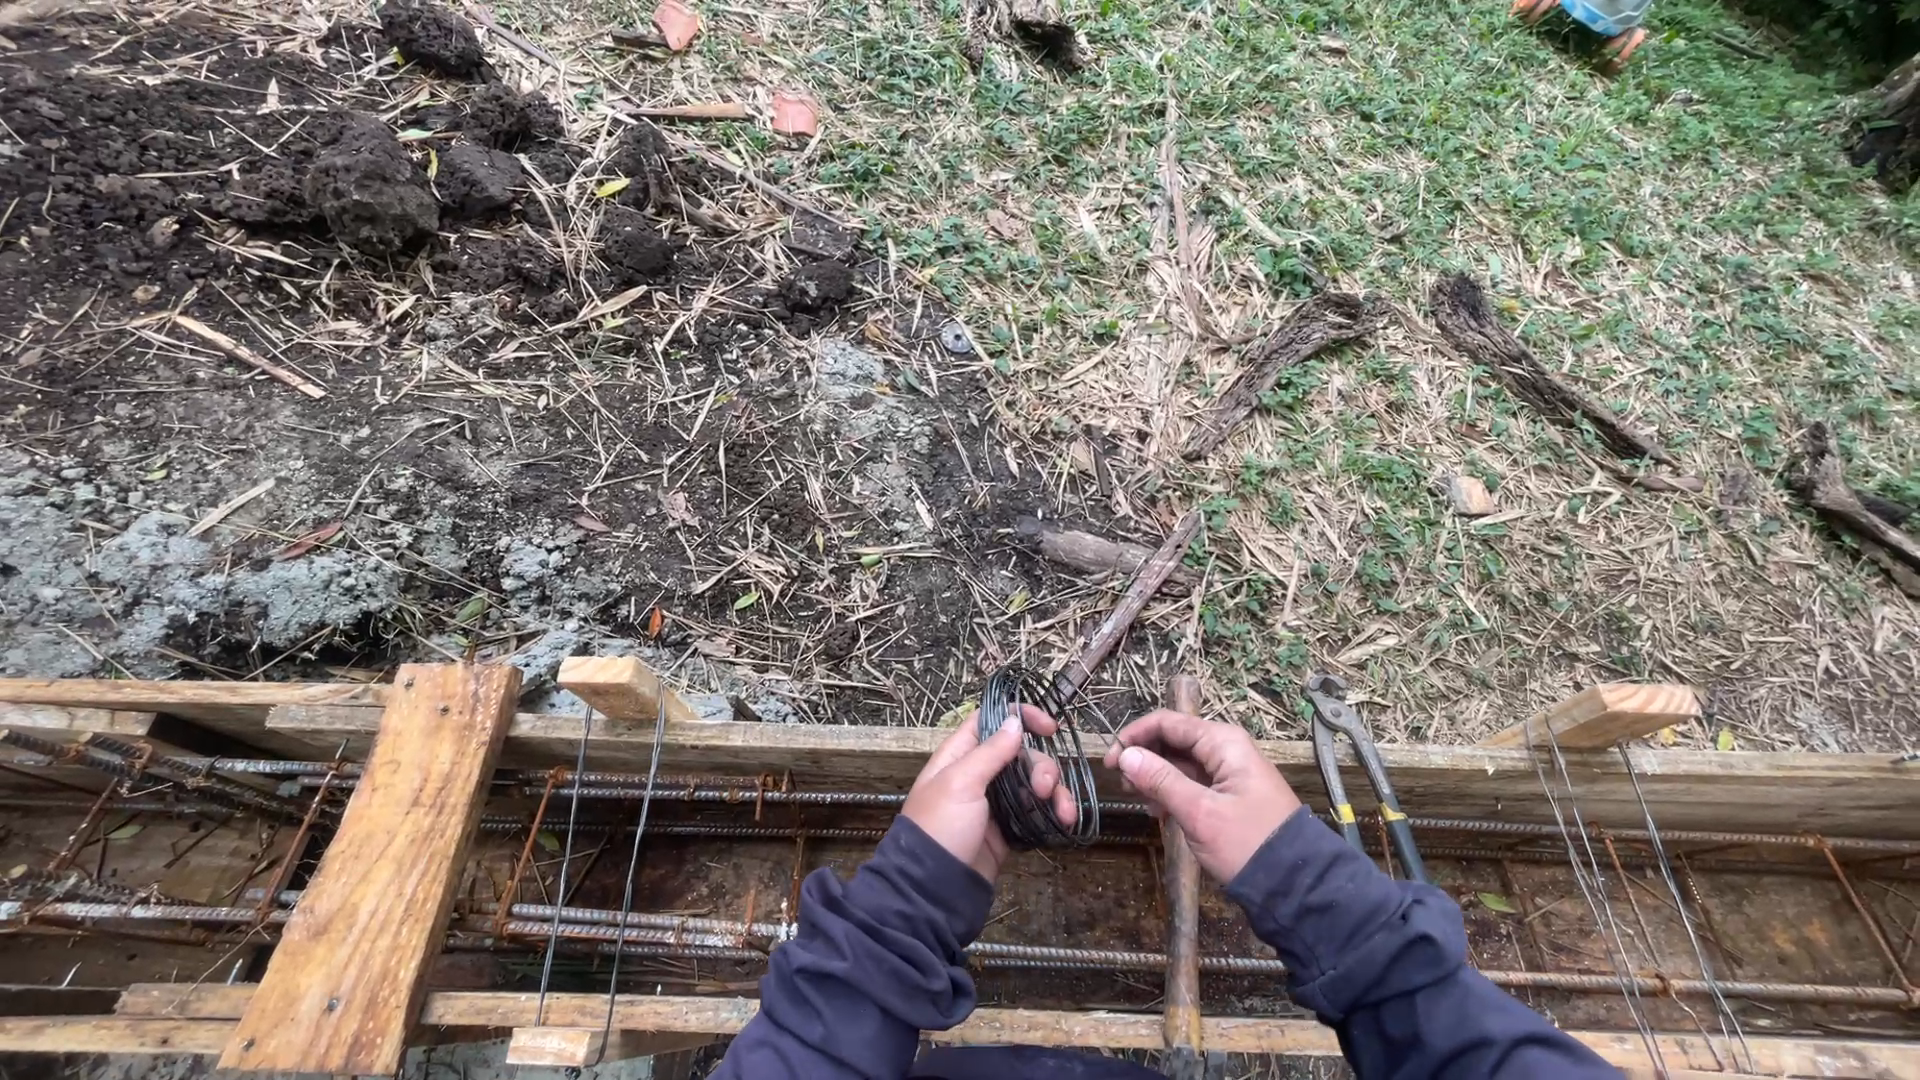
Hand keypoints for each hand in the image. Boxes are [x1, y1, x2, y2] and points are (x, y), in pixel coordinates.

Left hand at [903, 705, 1076, 882]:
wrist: (935, 891)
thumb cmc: (941, 828)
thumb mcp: (960, 783)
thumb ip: (990, 752)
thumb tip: (1014, 721)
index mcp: (960, 755)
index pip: (992, 721)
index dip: (1020, 717)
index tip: (1050, 727)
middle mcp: (979, 774)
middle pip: (1021, 753)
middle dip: (1041, 766)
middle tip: (1044, 788)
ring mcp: (995, 803)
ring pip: (1033, 782)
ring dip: (1054, 791)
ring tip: (1062, 811)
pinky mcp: (1009, 829)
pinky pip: (1036, 811)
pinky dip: (1053, 812)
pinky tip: (1065, 821)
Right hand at [1103, 708, 1302, 882]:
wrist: (1298, 888)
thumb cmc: (1248, 844)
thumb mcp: (1199, 813)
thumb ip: (1160, 780)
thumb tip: (1126, 755)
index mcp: (1222, 742)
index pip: (1166, 722)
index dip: (1133, 737)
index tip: (1110, 762)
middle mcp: (1225, 749)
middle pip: (1172, 740)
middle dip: (1144, 757)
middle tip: (1123, 785)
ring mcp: (1228, 773)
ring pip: (1179, 762)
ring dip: (1155, 777)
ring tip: (1140, 801)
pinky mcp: (1228, 795)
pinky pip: (1191, 782)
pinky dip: (1171, 792)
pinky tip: (1158, 811)